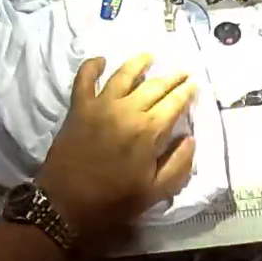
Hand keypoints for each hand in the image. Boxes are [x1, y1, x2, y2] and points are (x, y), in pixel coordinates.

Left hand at [38, 55, 196, 253]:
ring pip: (123, 75)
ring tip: (149, 56)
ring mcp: (100, 105)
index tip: (195, 86)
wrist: (66, 205)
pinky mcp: (78, 108)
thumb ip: (179, 164)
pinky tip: (101, 60)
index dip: (187, 92)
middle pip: (154, 86)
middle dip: (172, 77)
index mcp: (149, 131)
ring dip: (138, 63)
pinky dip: (92, 67)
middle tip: (182, 72)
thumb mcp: (156, 192)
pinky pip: (85, 79)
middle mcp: (127, 110)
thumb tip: (189, 138)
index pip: (175, 103)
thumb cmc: (114, 201)